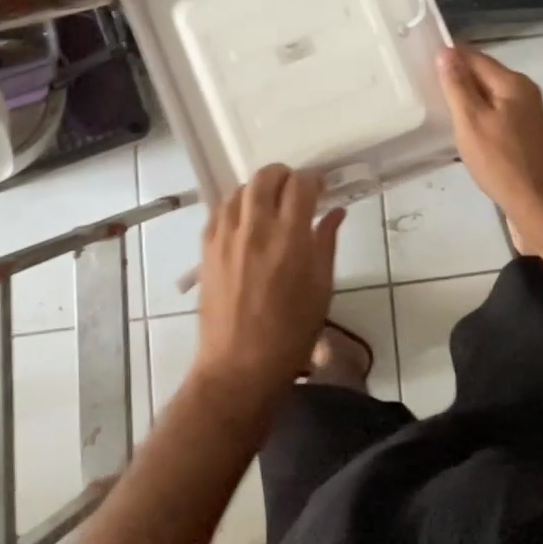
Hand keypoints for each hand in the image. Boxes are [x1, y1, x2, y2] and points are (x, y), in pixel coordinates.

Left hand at [194, 165, 345, 395]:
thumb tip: (335, 212)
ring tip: (270, 204)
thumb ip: (326, 243)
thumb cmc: (290, 333)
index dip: (314, 179)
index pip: (300, 185)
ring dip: (258, 189)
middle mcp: (256, 229)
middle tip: (295, 190)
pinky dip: (235, 207)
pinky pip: (219, 212)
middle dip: (284, 175)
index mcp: (290, 239)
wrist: (239, 368)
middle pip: (265, 177)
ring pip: (239, 190)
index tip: (321, 187)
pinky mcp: (207, 250)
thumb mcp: (321, 289)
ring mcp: (226, 238)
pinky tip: (245, 222)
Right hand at [437, 47, 542, 209]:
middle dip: (457, 76)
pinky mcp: (524, 128)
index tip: (423, 60)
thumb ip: (457, 85)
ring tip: (438, 103)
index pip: (475, 57)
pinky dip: (478, 111)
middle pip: (484, 73)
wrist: (534, 200)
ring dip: (467, 95)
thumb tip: (445, 52)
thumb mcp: (471, 120)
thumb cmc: (499, 160)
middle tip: (425, 84)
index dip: (450, 56)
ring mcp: (527, 110)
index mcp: (512, 82)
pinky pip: (496, 109)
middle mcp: (524, 89)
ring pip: (489, 92)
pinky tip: (462, 124)